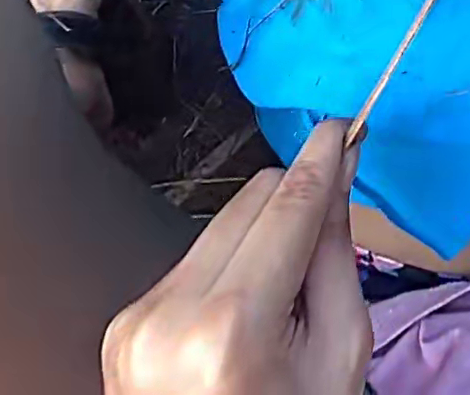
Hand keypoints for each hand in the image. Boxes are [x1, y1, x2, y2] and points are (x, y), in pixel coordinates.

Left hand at [102, 119, 370, 394]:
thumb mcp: (340, 347)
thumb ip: (337, 249)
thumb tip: (338, 169)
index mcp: (231, 329)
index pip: (290, 205)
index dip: (322, 156)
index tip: (343, 123)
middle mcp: (171, 313)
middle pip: (256, 193)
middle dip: (298, 194)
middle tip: (325, 226)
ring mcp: (138, 317)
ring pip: (227, 214)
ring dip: (266, 224)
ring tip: (281, 286)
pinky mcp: (126, 320)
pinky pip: (202, 248)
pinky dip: (235, 255)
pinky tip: (245, 303)